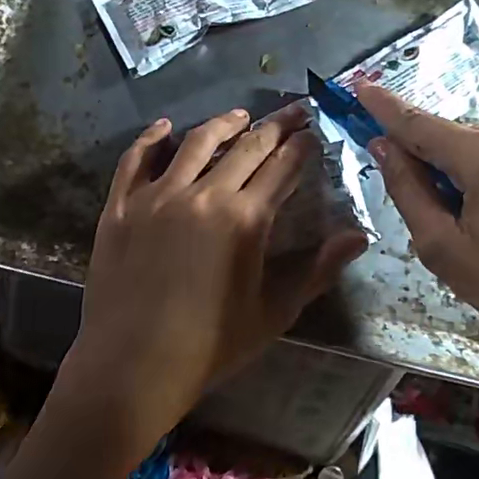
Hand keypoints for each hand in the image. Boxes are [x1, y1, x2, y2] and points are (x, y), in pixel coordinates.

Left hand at [59, 105, 366, 437]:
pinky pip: (136, 159)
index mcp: (245, 219)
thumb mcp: (273, 311)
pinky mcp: (120, 206)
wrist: (133, 366)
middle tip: (292, 112)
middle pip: (246, 147)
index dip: (301, 146)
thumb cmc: (211, 346)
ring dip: (223, 124)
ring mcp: (156, 196)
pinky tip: (165, 127)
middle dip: (275, 126)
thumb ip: (316, 269)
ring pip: (194, 143)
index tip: (312, 133)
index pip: (282, 167)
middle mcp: (202, 195)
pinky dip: (152, 138)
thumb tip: (358, 236)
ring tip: (240, 116)